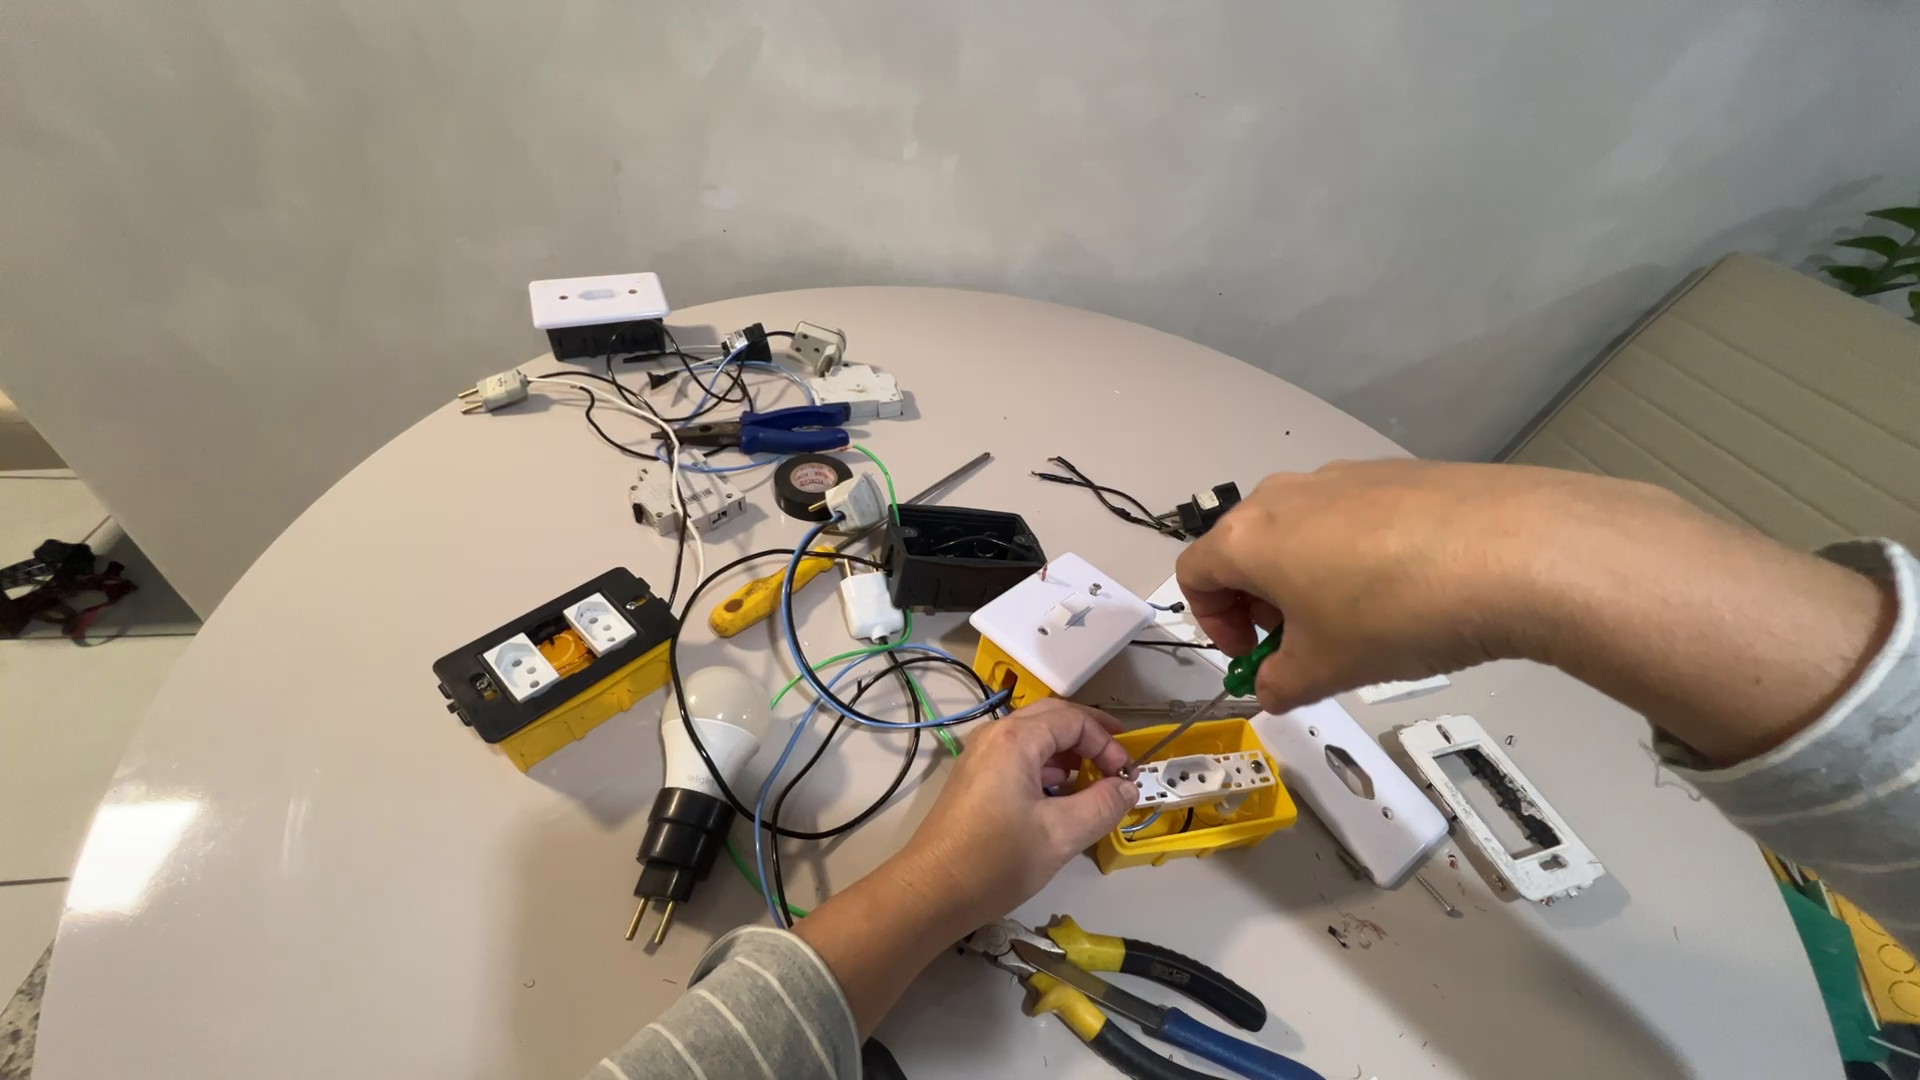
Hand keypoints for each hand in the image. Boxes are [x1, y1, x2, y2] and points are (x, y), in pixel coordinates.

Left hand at [892, 698, 1136, 927]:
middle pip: (1051, 717)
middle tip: (1117, 759)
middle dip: (1089, 735)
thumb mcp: (1060, 835)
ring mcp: (980, 754)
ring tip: (1094, 776)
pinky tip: (1060, 792)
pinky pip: (1018, 754)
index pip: (1073, 719)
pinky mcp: (974, 776)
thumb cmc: (997, 859)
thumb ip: (1101, 806)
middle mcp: (995, 735)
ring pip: (1033, 735)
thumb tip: (1127, 788)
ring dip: (1067, 749)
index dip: (1106, 741)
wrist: (932, 890)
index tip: (1127, 774)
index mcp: (1016, 738)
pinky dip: (1046, 764)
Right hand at [1177, 459, 1601, 711]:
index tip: (1252, 655)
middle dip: (1256, 600)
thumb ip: (1279, 684)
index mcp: (1246, 537)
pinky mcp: (1393, 471)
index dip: (1211, 622)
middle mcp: (1281, 496)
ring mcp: (1339, 476)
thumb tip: (1272, 686)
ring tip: (1356, 614)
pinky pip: (1347, 514)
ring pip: (1295, 529)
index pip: (1193, 575)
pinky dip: (1350, 551)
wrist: (1521, 552)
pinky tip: (1405, 583)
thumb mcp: (1326, 669)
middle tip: (1299, 640)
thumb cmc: (1394, 615)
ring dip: (1301, 574)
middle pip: (1242, 548)